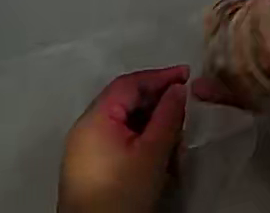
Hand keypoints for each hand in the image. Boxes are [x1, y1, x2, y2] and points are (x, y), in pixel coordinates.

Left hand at [57, 65, 188, 212]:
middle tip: (182, 99)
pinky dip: (138, 133)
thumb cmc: (123, 193)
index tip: (187, 75)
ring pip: (121, 118)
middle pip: (124, 99)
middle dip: (156, 97)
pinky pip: (115, 136)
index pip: (130, 83)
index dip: (160, 76)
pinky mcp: (86, 167)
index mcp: (95, 120)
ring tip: (173, 124)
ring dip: (149, 117)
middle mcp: (83, 129)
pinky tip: (156, 145)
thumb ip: (169, 114)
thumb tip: (179, 89)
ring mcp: (82, 150)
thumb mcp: (153, 151)